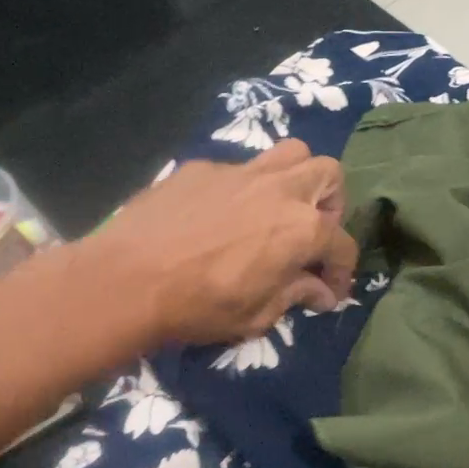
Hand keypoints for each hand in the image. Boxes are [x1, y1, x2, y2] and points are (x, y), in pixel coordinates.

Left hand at [74, 140, 356, 346]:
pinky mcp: (201, 169)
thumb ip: (296, 295)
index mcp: (303, 229)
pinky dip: (244, 189)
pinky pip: (238, 169)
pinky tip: (222, 216)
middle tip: (312, 234)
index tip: (329, 291)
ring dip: (296, 178)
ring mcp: (240, 173)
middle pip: (328, 174)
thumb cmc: (200, 305)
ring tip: (279, 209)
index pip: (342, 244)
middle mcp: (280, 190)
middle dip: (331, 204)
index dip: (342, 272)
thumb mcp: (258, 315)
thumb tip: (320, 292)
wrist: (126, 280)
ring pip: (290, 153)